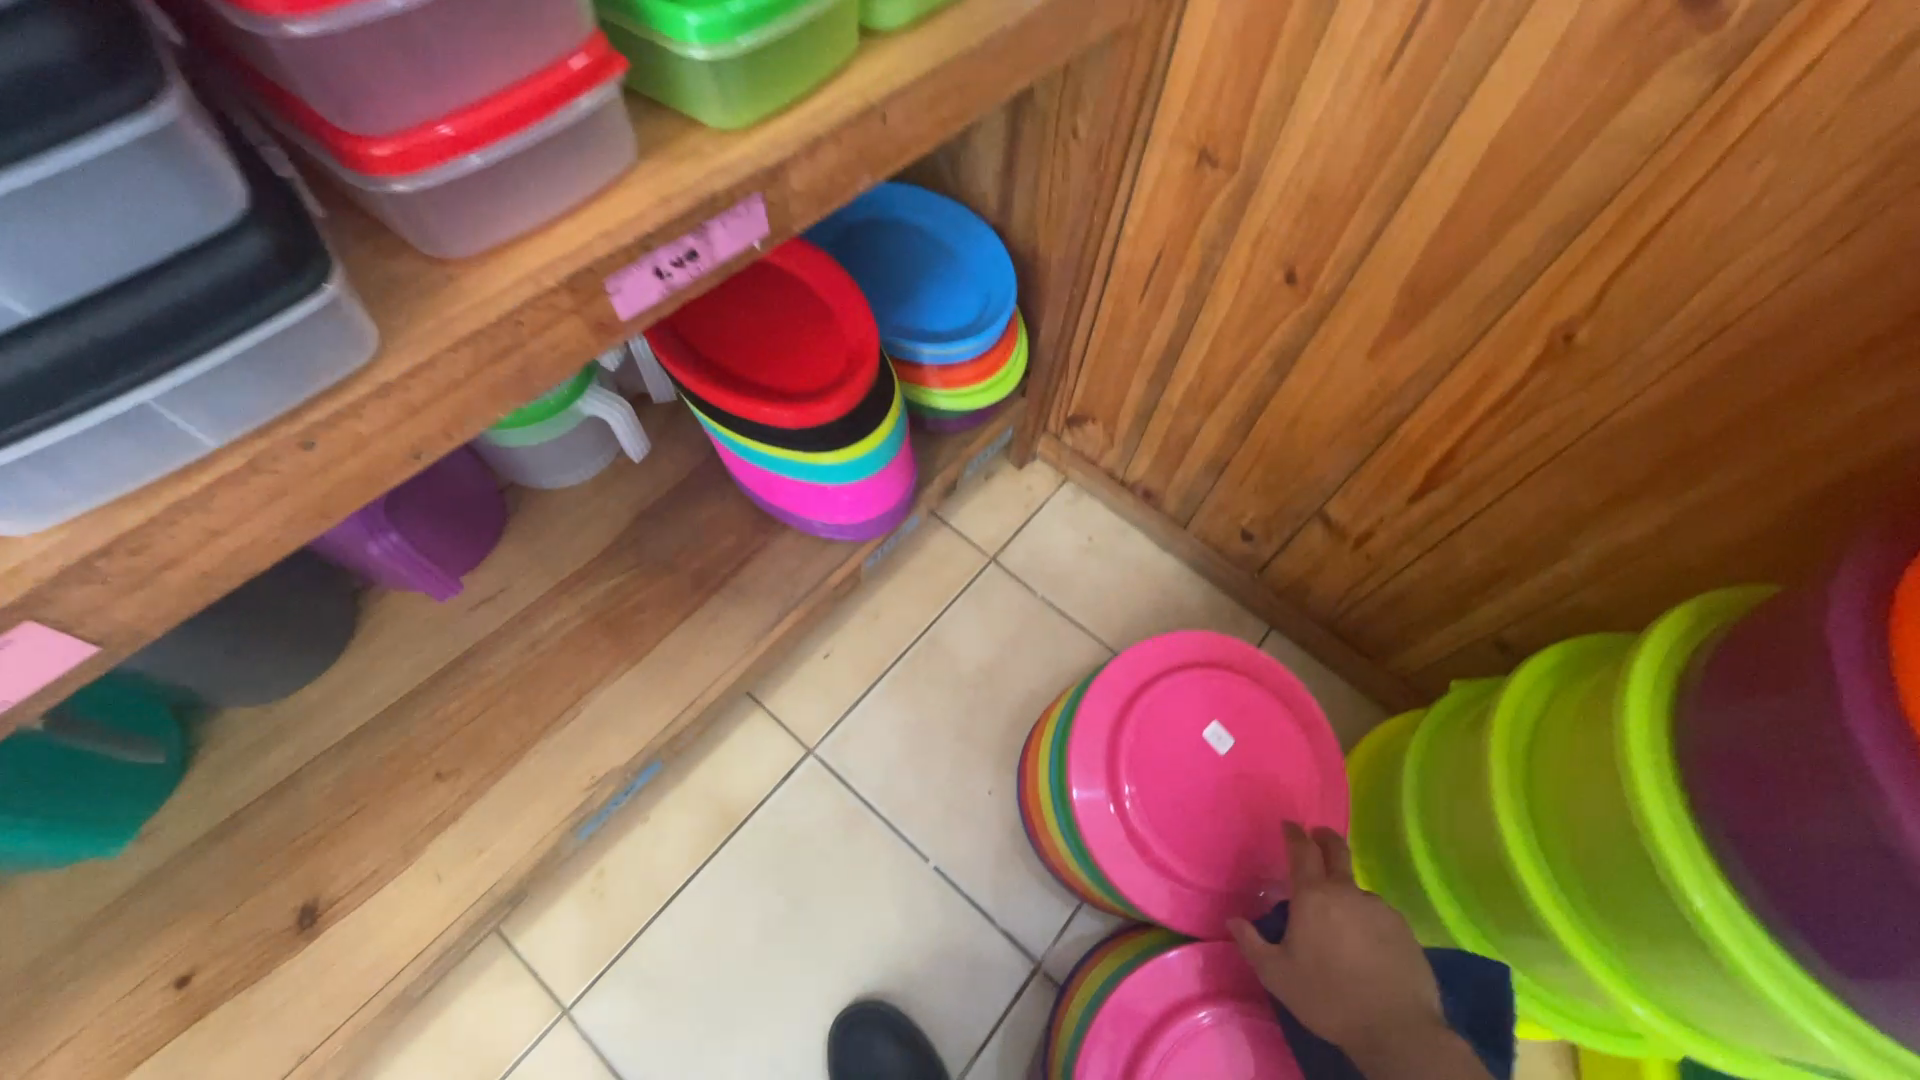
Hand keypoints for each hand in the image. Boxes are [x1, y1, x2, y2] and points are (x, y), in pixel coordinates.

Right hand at [1226, 823, 1445, 1056]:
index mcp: (1313, 897)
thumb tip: (1232, 920)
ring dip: (1345, 892)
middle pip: (1337, 851)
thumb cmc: (1328, 997)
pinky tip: (1365, 944)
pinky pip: (1378, 914)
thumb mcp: (1277, 975)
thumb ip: (1251, 943)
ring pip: (1357, 890)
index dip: (1294, 833)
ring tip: (1339, 920)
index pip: (1302, 850)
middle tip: (1317, 835)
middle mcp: (1347, 893)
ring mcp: (1379, 909)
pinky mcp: (1404, 929)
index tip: (1289, 825)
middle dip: (1324, 838)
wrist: (1397, 1030)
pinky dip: (1366, 919)